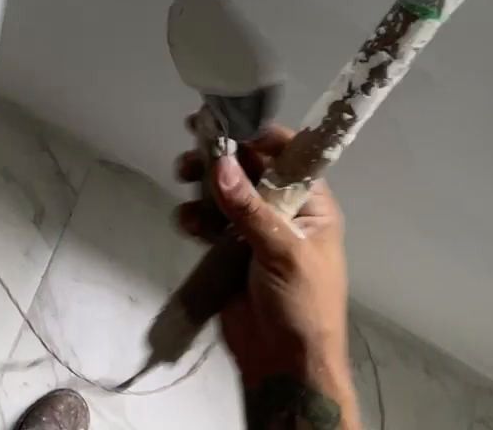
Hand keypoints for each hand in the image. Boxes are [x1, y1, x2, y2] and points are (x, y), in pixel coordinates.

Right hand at [174, 124, 351, 394]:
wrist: (284, 366)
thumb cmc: (302, 306)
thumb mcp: (283, 252)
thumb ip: (248, 208)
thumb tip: (219, 163)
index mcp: (310, 204)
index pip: (286, 154)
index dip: (255, 136)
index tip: (222, 127)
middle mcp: (282, 208)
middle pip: (245, 166)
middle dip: (217, 157)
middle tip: (190, 153)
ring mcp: (253, 227)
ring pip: (222, 189)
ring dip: (200, 183)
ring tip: (182, 182)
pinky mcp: (229, 247)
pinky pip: (207, 217)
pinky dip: (194, 215)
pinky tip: (188, 224)